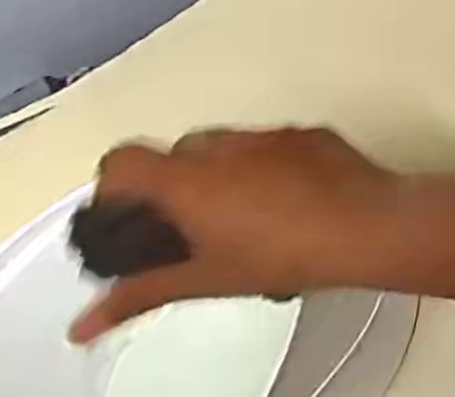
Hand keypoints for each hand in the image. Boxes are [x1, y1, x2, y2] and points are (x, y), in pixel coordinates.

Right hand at [69, 127, 401, 343]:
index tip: (126, 212)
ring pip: (234, 141)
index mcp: (195, 178)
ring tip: (234, 211)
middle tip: (182, 219)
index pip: (126, 158)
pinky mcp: (318, 133)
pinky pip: (278, 140)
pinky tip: (282, 195)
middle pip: (183, 147)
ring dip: (223, 167)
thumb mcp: (205, 279)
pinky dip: (268, 160)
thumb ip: (140, 294)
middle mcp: (236, 145)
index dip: (115, 184)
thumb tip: (87, 321)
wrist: (366, 223)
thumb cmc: (286, 252)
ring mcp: (281, 134)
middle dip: (175, 178)